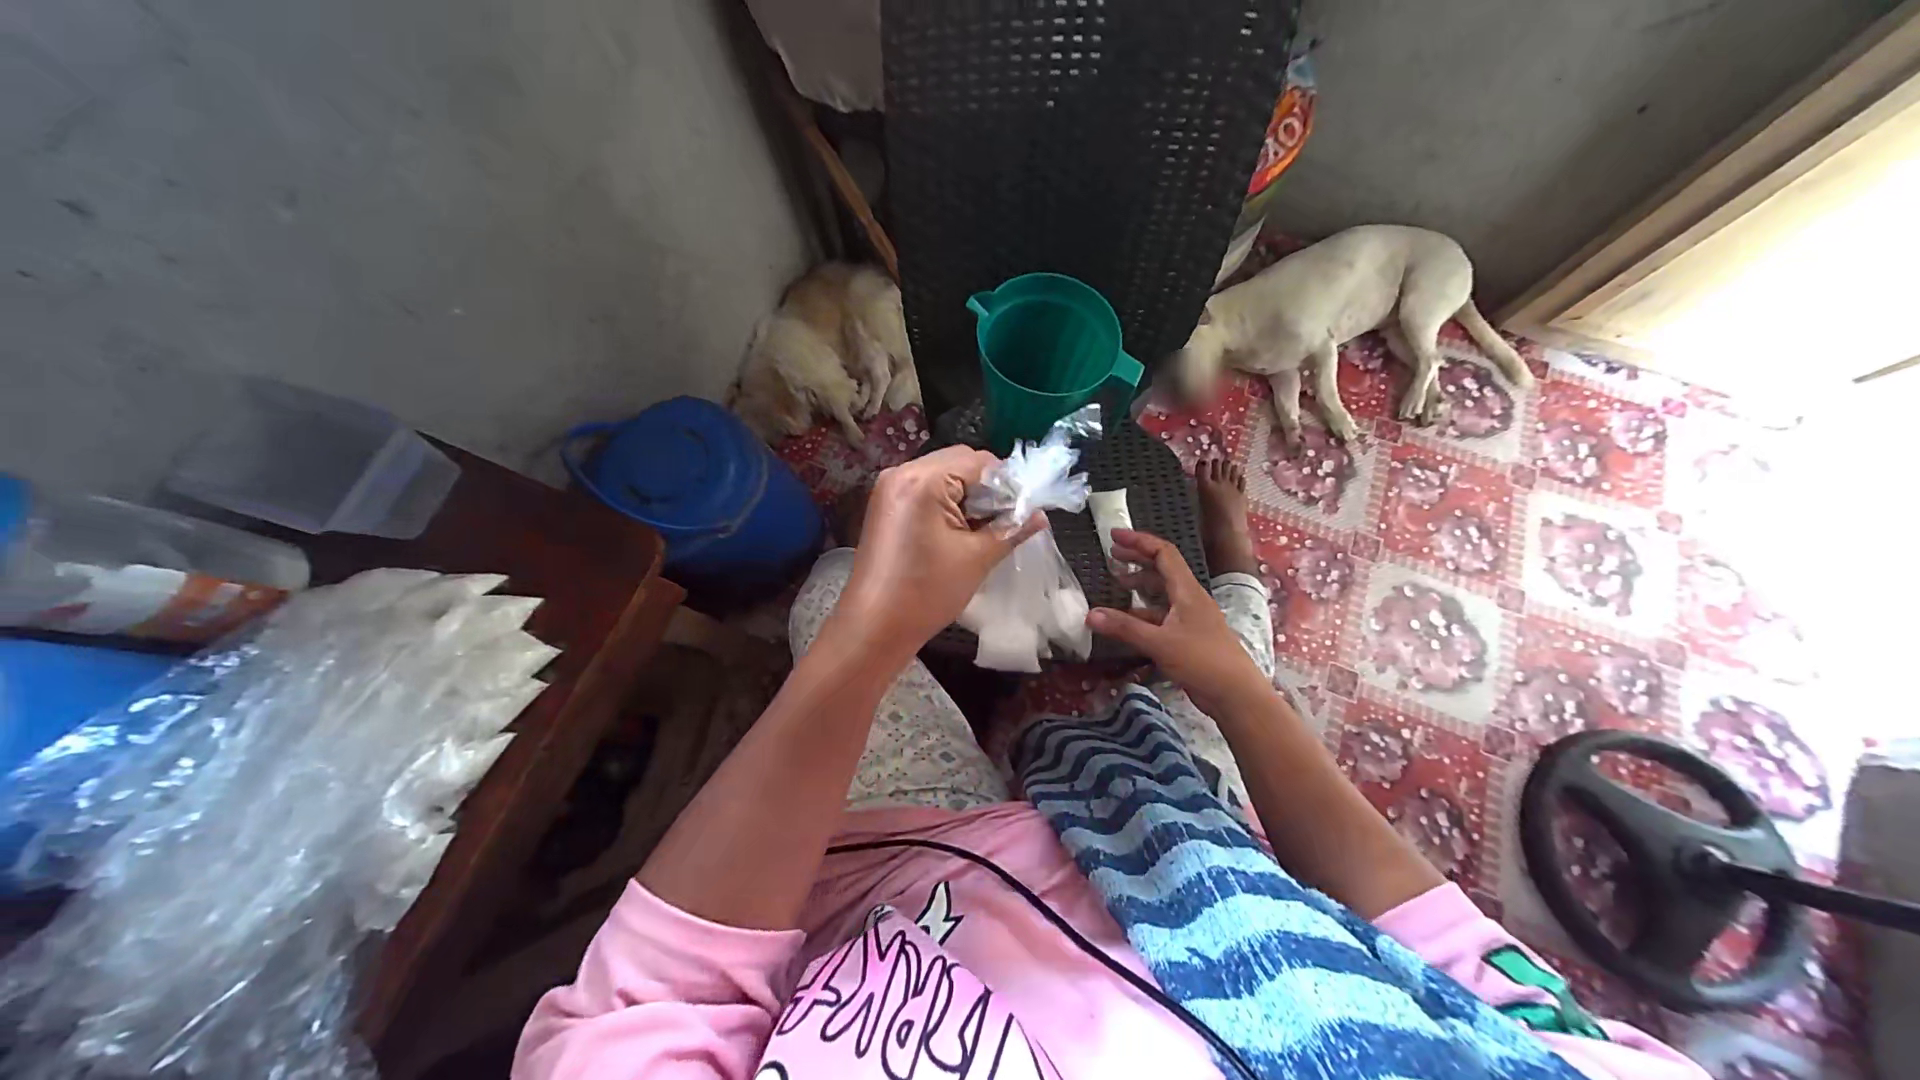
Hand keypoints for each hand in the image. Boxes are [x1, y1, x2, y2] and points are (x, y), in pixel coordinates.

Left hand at [827, 447, 1042, 663]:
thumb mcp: (977, 558)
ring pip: (944, 476)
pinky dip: (948, 504)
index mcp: (923, 479)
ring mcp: (890, 488)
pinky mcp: (887, 506)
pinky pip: (927, 490)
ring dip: (968, 497)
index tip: (1022, 513)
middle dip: (987, 490)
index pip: (980, 461)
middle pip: (960, 463)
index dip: (1008, 485)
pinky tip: (960, 533)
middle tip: (1003, 523)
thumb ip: (1011, 529)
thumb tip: (1039, 515)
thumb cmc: (925, 592)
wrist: (874, 626)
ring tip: (983, 531)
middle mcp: (902, 472)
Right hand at [1087, 528, 1271, 716]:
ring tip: (1117, 584)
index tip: (1114, 536)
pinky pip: (1163, 615)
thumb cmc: (1202, 661)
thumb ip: (1124, 628)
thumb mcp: (1159, 643)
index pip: (1164, 554)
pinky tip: (1129, 620)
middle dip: (1137, 559)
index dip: (1139, 541)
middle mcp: (1190, 599)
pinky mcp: (1189, 636)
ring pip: (1163, 593)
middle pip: (1163, 569)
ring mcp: (1191, 618)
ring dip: (1141, 585)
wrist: (1236, 694)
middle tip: (1112, 555)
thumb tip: (1089, 614)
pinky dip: (1144, 612)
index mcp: (1187, 591)